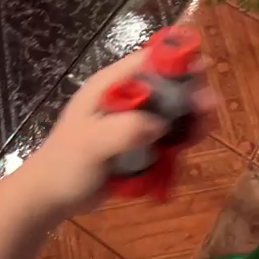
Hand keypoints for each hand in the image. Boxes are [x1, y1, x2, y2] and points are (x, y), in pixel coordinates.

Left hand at [8, 48, 214, 221]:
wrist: (49, 197)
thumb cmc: (65, 164)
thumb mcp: (92, 143)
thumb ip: (124, 130)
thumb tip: (160, 125)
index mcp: (109, 86)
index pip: (148, 61)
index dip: (176, 61)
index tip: (203, 70)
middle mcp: (124, 98)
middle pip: (166, 86)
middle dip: (190, 95)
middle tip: (210, 109)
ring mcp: (130, 122)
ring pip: (170, 113)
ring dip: (189, 119)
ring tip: (205, 131)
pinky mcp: (136, 144)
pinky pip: (164, 137)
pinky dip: (179, 141)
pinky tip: (190, 149)